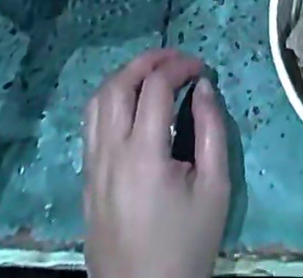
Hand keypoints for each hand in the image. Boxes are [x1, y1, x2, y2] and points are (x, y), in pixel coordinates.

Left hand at [84, 49, 228, 277]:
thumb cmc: (188, 244)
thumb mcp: (215, 186)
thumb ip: (211, 129)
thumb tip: (203, 87)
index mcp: (143, 156)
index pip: (154, 87)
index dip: (180, 66)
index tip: (202, 68)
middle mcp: (109, 156)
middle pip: (117, 86)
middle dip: (148, 61)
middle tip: (177, 59)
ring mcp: (92, 169)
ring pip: (96, 103)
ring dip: (125, 77)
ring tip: (154, 74)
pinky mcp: (86, 182)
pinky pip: (91, 127)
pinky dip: (112, 101)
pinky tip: (135, 105)